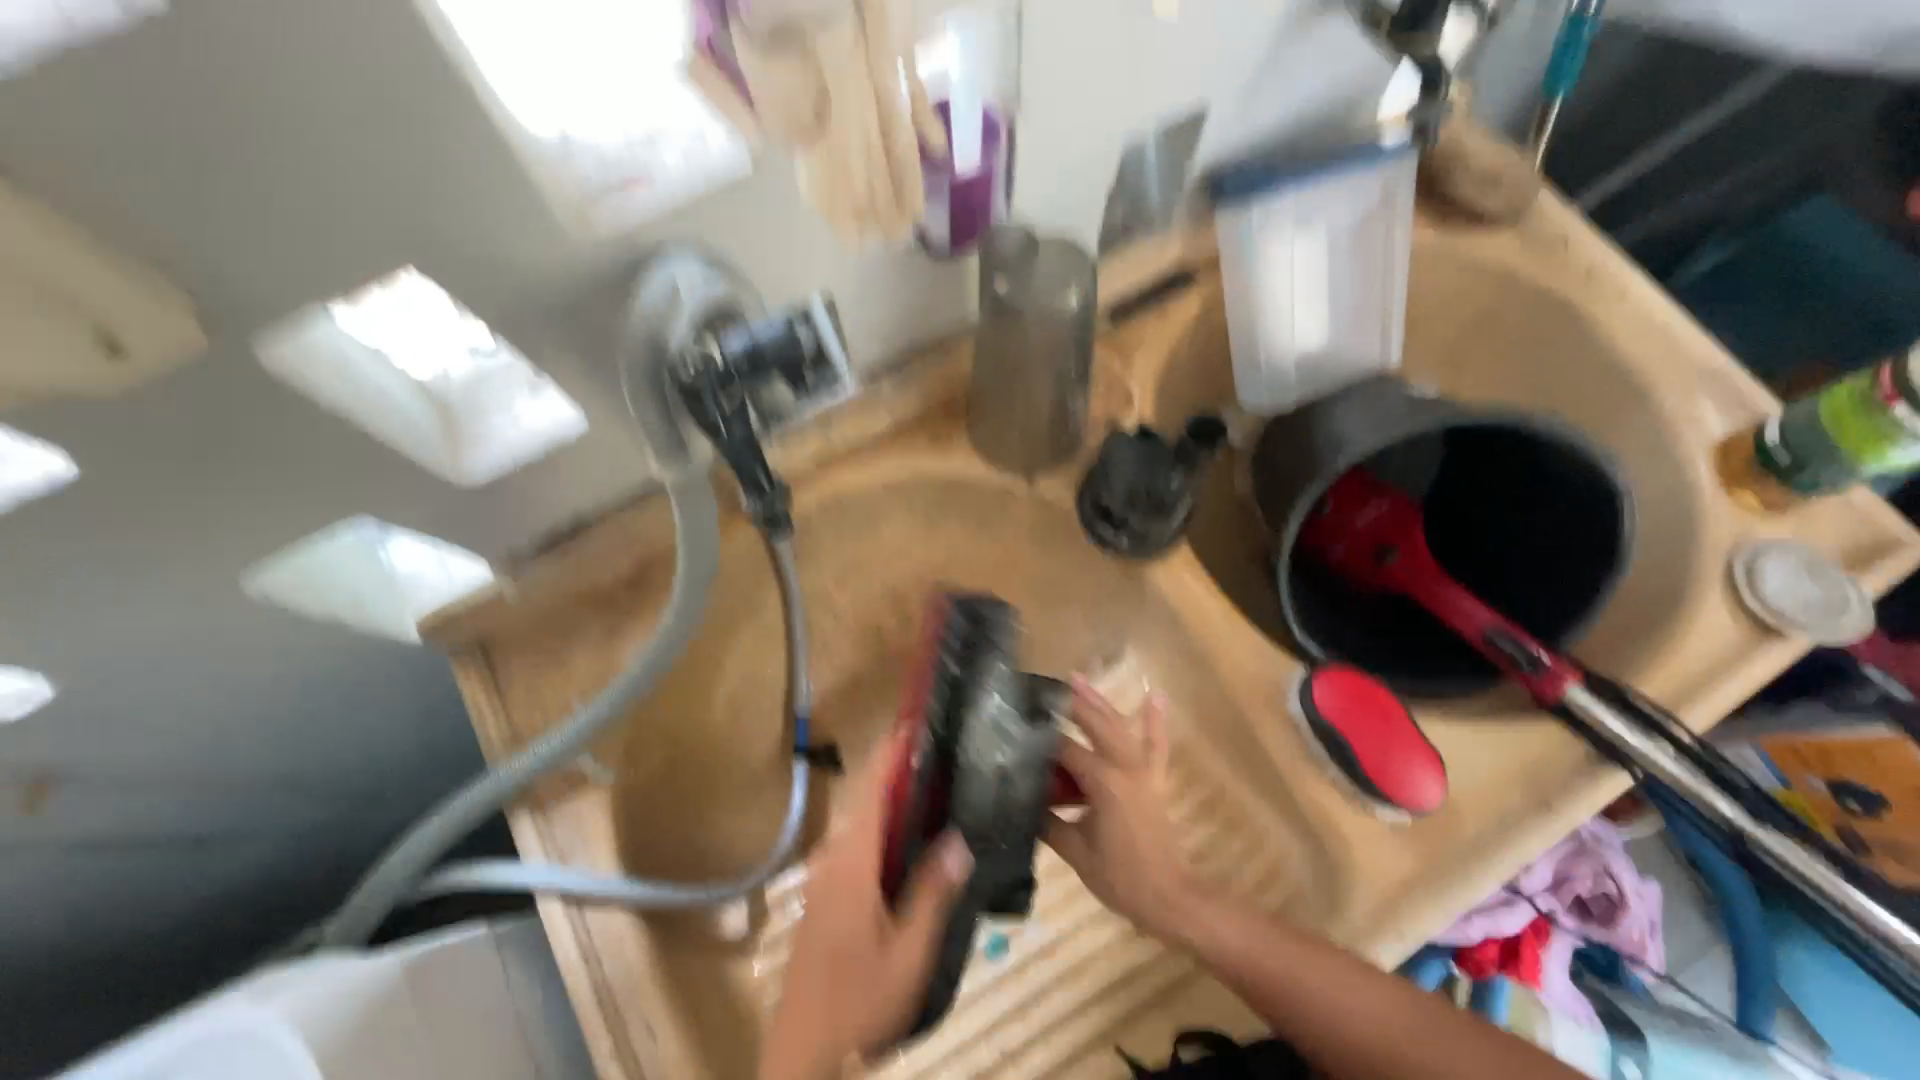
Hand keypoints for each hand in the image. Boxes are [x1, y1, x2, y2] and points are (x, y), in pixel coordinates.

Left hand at [760, 730, 973, 1079]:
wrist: (804, 1051)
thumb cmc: (859, 999)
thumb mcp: (909, 951)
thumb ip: (932, 892)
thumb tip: (957, 837)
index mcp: (851, 862)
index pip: (871, 790)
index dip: (891, 752)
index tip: (916, 720)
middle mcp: (831, 860)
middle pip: (865, 802)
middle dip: (898, 772)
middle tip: (945, 757)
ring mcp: (823, 880)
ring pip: (860, 826)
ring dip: (892, 803)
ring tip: (937, 791)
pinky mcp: (824, 899)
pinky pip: (855, 848)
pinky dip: (883, 831)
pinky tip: (912, 844)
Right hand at [1045, 677, 1204, 943]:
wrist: (1168, 896)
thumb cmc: (1120, 878)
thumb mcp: (1075, 852)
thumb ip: (1048, 823)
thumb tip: (1021, 803)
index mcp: (1103, 782)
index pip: (1065, 750)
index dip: (1040, 740)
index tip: (1016, 727)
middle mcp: (1125, 767)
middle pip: (1094, 723)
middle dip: (1069, 703)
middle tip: (1042, 688)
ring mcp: (1144, 770)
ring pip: (1120, 725)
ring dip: (1099, 701)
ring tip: (1078, 679)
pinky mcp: (1156, 779)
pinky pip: (1157, 743)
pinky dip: (1155, 720)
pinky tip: (1154, 695)